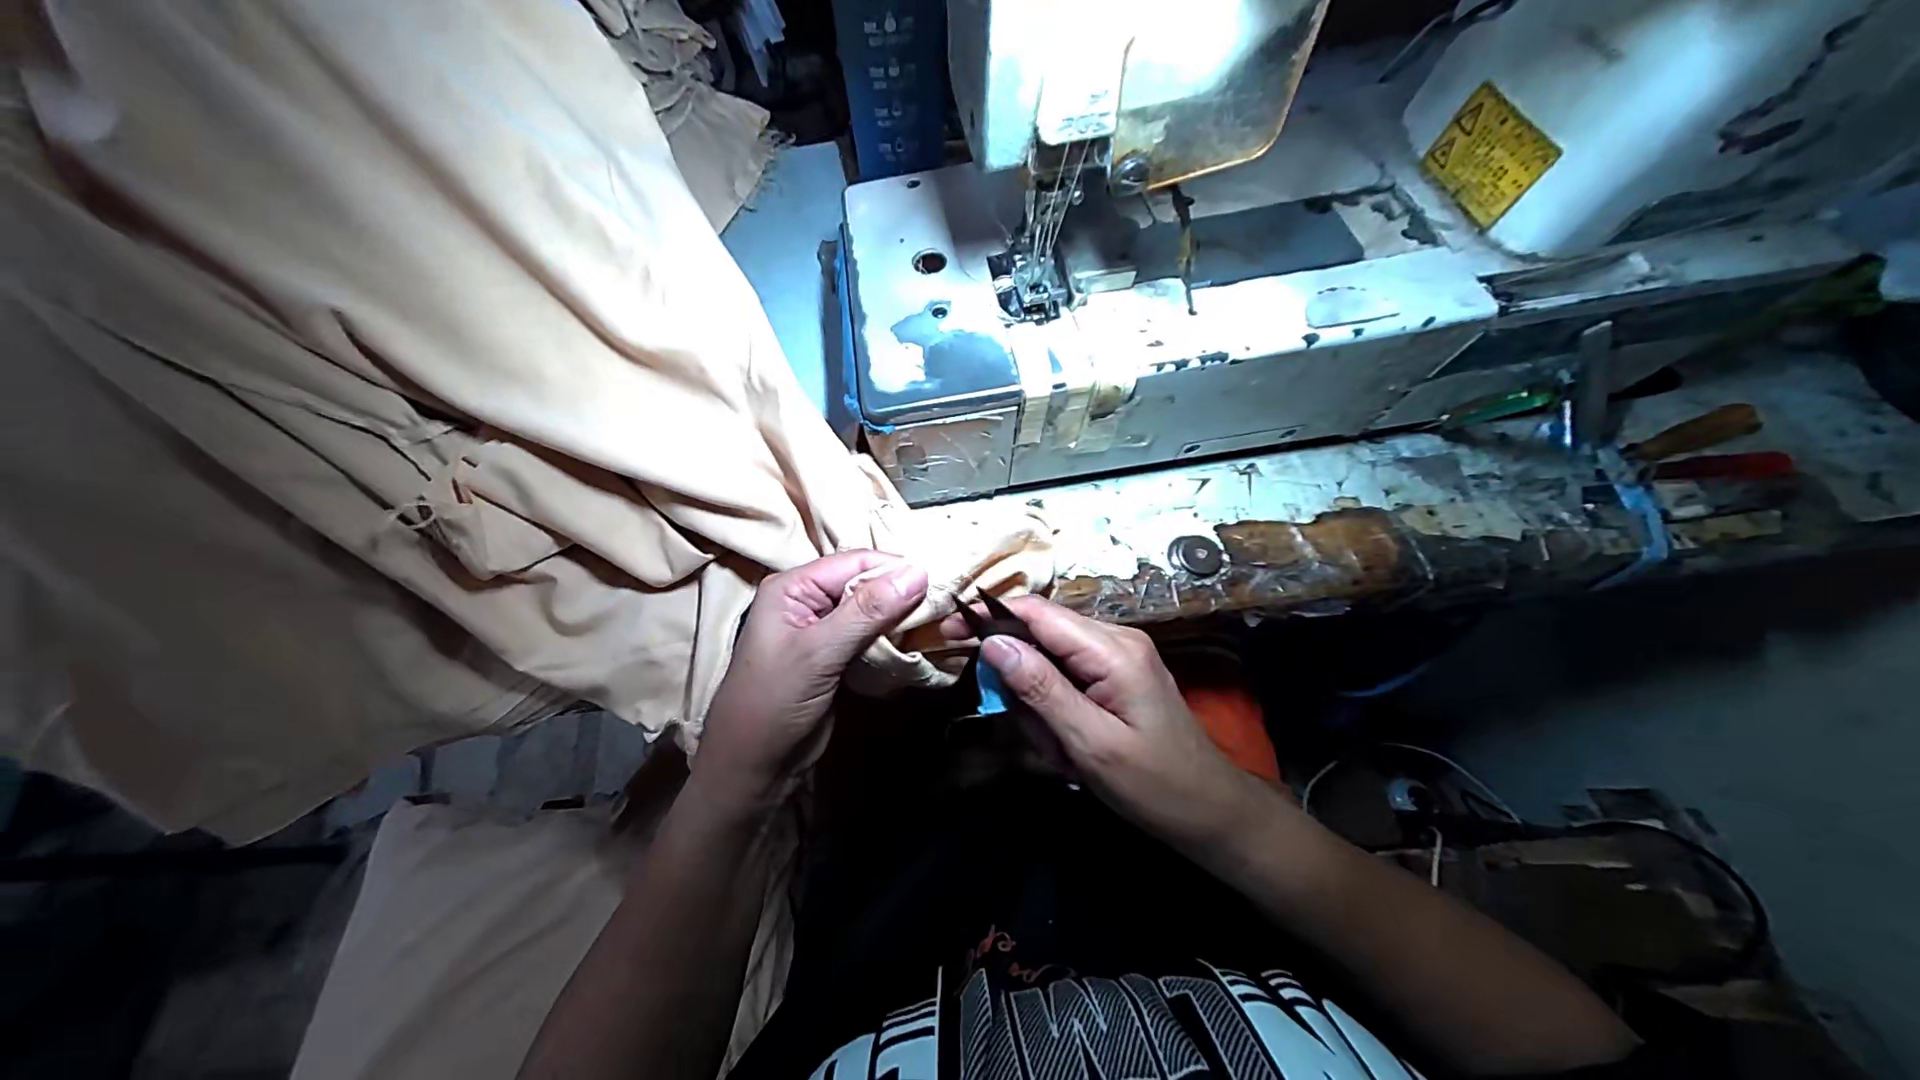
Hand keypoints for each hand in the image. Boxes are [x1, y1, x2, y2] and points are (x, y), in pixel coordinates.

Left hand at [694, 552, 927, 814]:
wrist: (754, 768)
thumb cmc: (773, 702)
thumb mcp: (819, 652)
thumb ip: (868, 611)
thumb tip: (918, 571)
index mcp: (793, 587)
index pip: (855, 562)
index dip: (896, 568)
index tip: (938, 581)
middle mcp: (808, 601)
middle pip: (866, 583)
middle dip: (902, 592)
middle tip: (942, 605)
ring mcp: (824, 630)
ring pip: (873, 611)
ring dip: (901, 617)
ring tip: (937, 622)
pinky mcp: (837, 656)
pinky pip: (872, 636)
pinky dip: (894, 638)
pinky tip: (916, 642)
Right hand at [949, 597, 1279, 853]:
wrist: (1211, 810)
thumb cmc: (1154, 784)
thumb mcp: (1090, 743)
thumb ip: (1040, 689)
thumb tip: (992, 642)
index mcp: (1112, 648)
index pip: (1037, 613)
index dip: (989, 616)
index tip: (949, 631)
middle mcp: (1115, 638)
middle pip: (1040, 634)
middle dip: (1021, 683)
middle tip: (1034, 735)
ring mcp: (1118, 655)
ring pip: (1049, 660)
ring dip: (1039, 706)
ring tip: (1061, 752)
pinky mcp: (1116, 673)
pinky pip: (1066, 677)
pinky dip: (1054, 710)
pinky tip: (1069, 746)